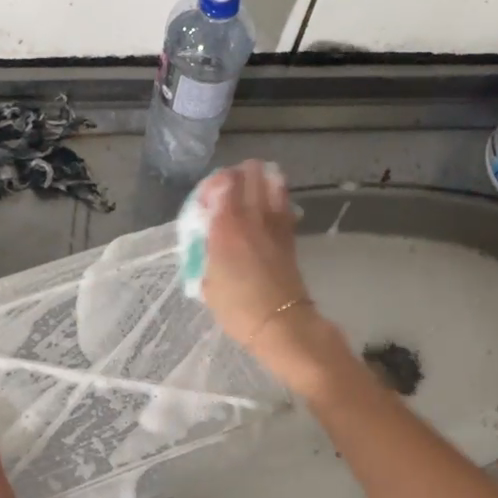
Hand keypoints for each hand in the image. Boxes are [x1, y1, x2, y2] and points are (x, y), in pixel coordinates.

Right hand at [199, 160, 347, 396]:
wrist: (280, 324)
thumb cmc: (238, 309)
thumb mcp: (208, 283)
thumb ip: (207, 253)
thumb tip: (209, 241)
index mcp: (227, 226)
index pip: (223, 181)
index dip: (214, 183)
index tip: (207, 201)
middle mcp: (253, 216)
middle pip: (251, 172)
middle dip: (238, 175)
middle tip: (228, 192)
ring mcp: (276, 223)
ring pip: (272, 182)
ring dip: (260, 182)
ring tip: (250, 194)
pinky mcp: (290, 235)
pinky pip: (283, 203)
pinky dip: (275, 198)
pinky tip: (267, 209)